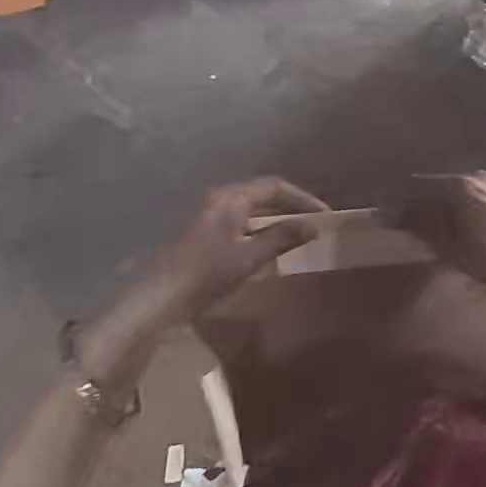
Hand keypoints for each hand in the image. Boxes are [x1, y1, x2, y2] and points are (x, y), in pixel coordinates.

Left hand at [158, 177, 329, 311]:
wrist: (162, 299)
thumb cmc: (208, 274)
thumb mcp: (250, 257)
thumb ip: (282, 237)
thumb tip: (312, 226)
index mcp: (232, 200)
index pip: (275, 187)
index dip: (302, 198)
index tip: (323, 214)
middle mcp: (221, 200)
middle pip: (263, 194)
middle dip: (292, 206)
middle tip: (315, 221)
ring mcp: (212, 215)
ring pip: (253, 208)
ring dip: (278, 216)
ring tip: (299, 231)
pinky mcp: (207, 232)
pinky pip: (244, 219)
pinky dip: (264, 226)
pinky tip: (272, 242)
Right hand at [396, 172, 485, 296]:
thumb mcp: (451, 248)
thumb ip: (422, 225)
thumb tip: (393, 212)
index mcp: (459, 185)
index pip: (417, 186)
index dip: (398, 202)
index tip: (385, 217)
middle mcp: (477, 177)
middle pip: (437, 184)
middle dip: (420, 202)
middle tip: (405, 223)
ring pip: (458, 189)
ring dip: (442, 203)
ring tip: (431, 226)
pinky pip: (475, 195)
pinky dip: (462, 206)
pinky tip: (460, 224)